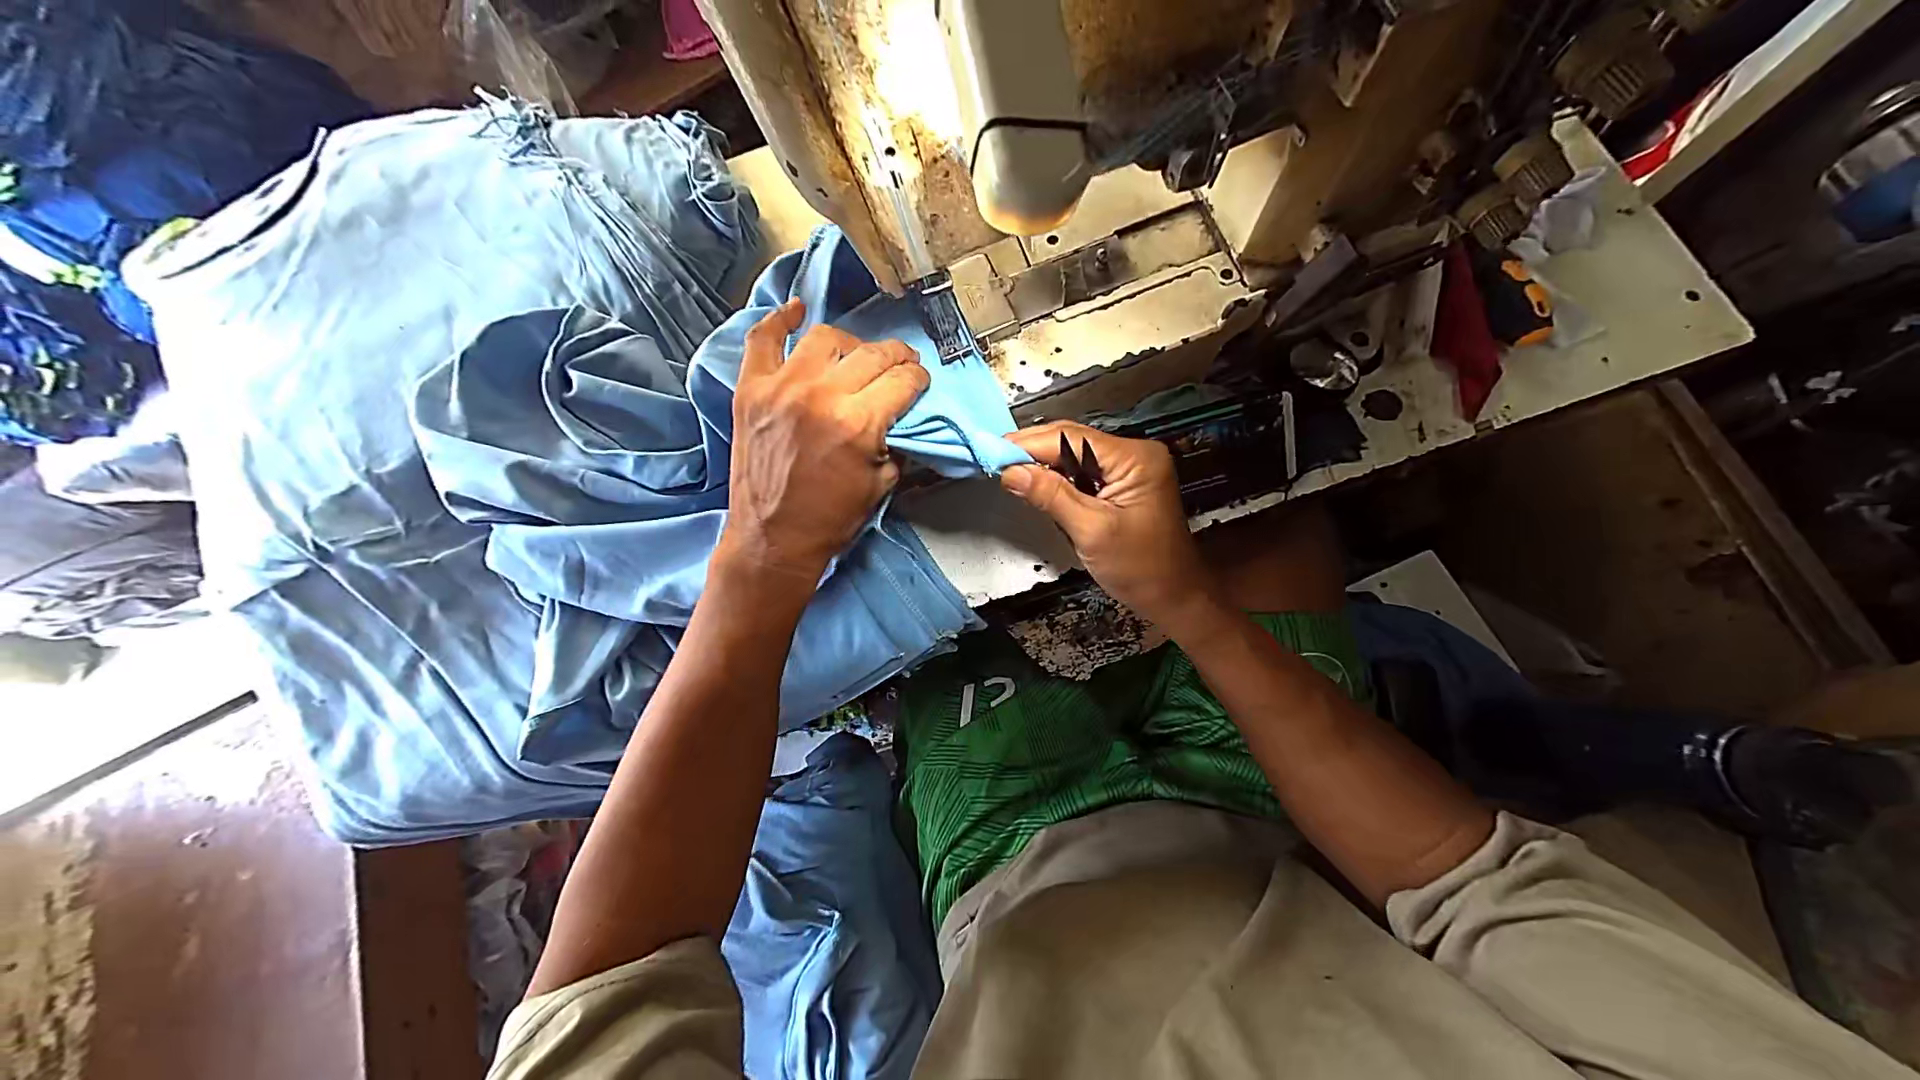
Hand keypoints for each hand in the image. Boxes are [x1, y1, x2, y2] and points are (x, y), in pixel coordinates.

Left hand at [718, 301, 930, 585]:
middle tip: (900, 366)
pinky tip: (796, 312)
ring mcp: (781, 387)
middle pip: (872, 355)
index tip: (919, 382)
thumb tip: (903, 417)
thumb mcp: (881, 485)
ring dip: (850, 345)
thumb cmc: (830, 520)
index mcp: (858, 423)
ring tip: (854, 358)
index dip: (919, 379)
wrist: (773, 541)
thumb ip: (896, 443)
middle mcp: (821, 395)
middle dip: (896, 358)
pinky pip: (763, 339)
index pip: (903, 381)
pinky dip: (780, 320)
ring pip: (826, 338)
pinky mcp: (751, 390)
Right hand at [1000, 421, 1223, 631]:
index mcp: (1135, 458)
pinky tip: (1034, 483)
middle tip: (993, 461)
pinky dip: (1056, 477)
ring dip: (1041, 464)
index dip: (1028, 444)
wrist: (1174, 596)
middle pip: (1071, 440)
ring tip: (1007, 471)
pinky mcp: (1121, 483)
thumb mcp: (1091, 531)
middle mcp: (1133, 454)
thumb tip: (1011, 472)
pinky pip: (1082, 471)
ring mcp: (1128, 468)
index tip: (992, 452)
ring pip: (1073, 454)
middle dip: (1032, 451)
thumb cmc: (1142, 569)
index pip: (1071, 438)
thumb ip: (1050, 496)